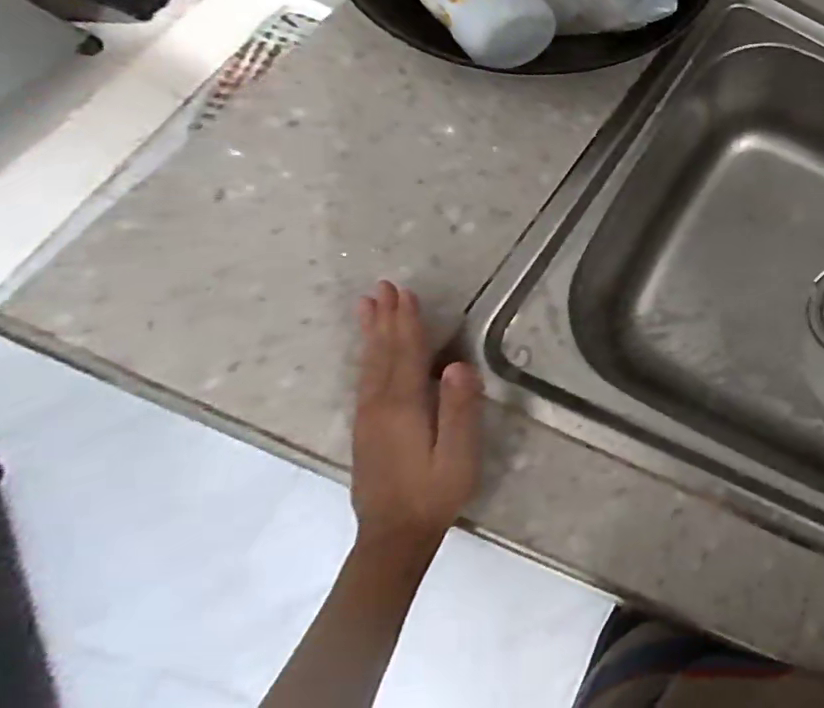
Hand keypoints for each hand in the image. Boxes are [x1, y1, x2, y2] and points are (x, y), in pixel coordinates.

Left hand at [349, 281, 482, 549]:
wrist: (392, 538)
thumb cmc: (433, 494)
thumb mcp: (457, 457)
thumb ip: (459, 411)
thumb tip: (458, 365)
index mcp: (403, 407)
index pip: (406, 353)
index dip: (407, 321)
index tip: (405, 292)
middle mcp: (379, 405)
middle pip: (383, 352)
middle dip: (384, 318)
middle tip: (382, 287)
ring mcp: (368, 416)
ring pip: (369, 364)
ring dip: (371, 332)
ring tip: (368, 305)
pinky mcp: (365, 428)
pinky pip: (365, 378)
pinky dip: (367, 355)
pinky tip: (368, 349)